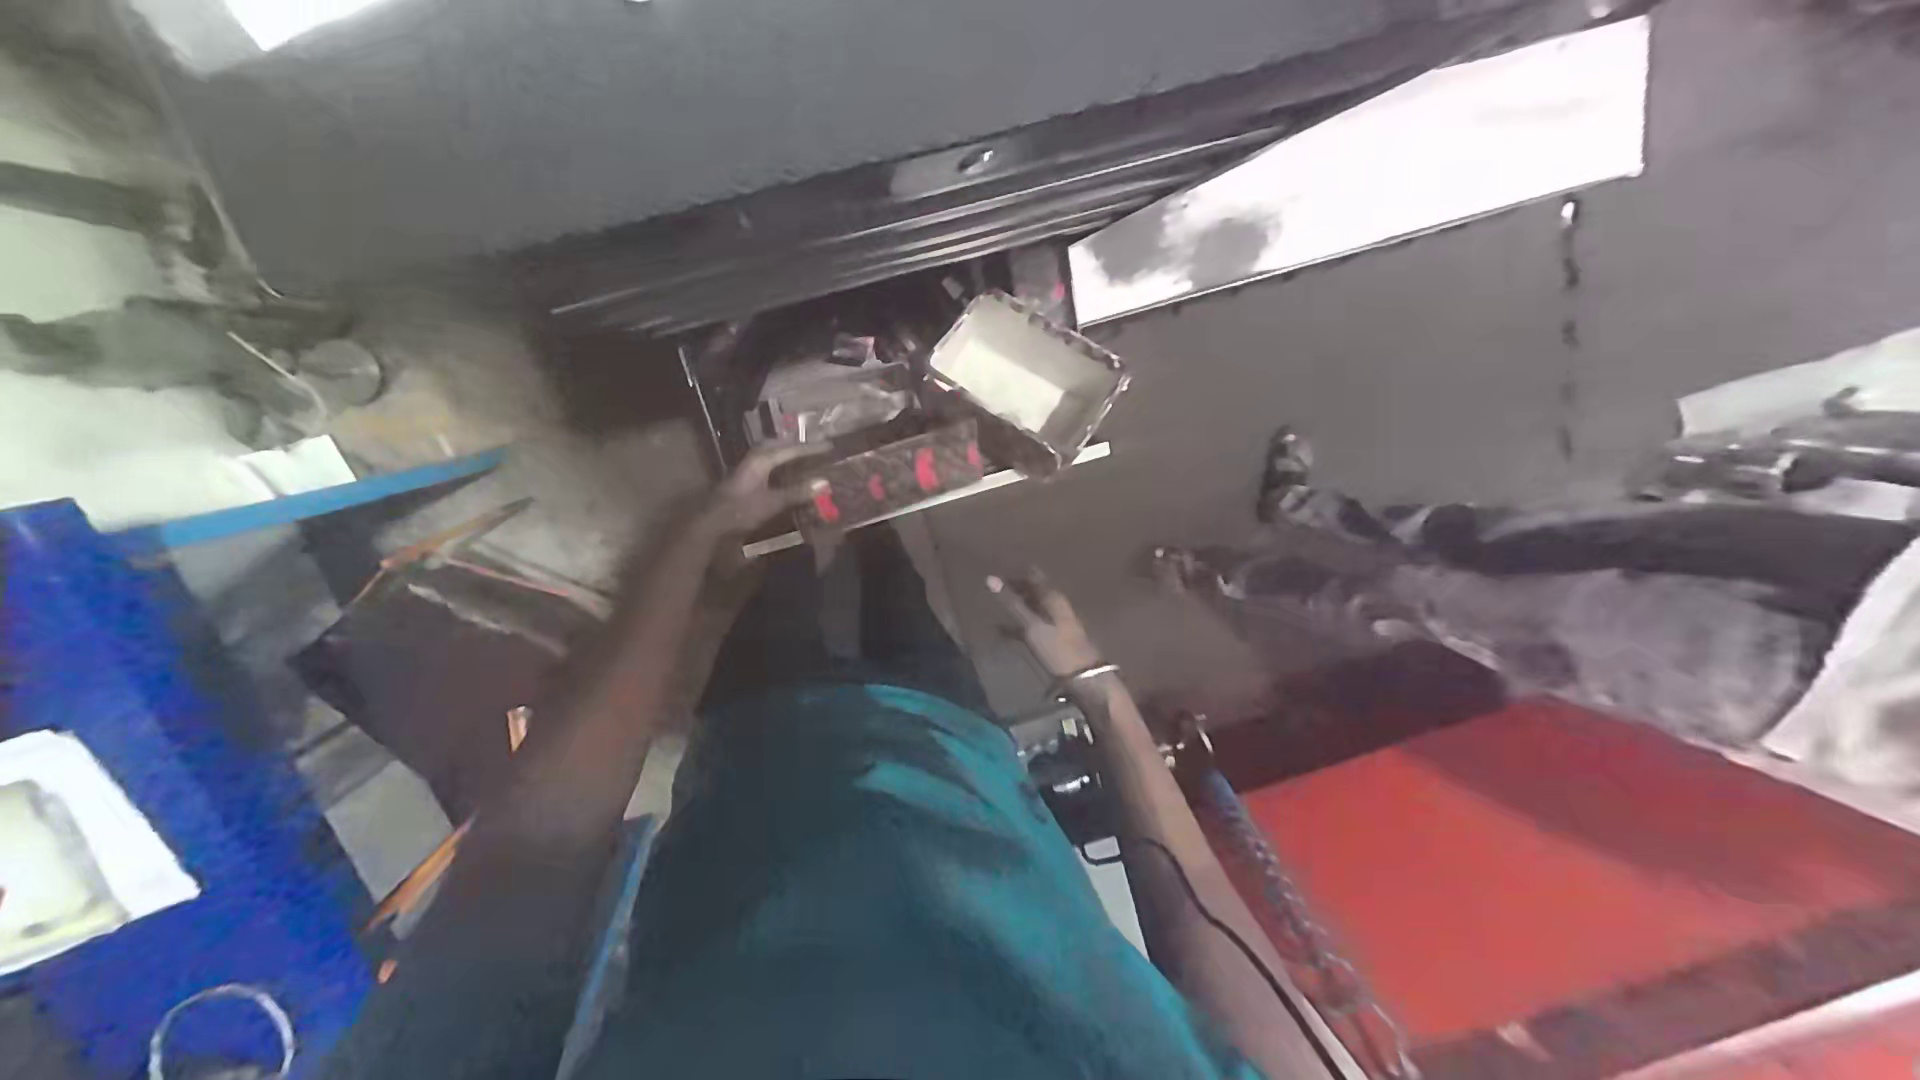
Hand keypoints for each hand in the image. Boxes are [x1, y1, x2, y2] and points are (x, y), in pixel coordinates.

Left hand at [696, 442, 827, 538]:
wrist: (711, 526)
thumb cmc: (741, 511)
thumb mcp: (772, 502)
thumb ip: (797, 492)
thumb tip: (825, 482)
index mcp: (761, 460)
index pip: (791, 449)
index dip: (811, 448)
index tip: (830, 446)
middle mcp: (754, 460)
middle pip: (778, 446)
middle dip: (797, 445)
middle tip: (816, 446)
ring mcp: (748, 470)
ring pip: (771, 455)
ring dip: (788, 454)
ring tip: (805, 456)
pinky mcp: (746, 482)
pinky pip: (768, 466)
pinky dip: (781, 466)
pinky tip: (788, 474)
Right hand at [988, 569, 1103, 678]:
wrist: (1083, 676)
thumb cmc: (1058, 648)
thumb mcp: (1032, 625)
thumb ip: (1012, 603)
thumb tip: (991, 578)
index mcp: (1053, 596)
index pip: (1033, 574)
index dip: (1016, 570)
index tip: (997, 566)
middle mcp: (1055, 604)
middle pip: (1032, 590)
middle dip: (1014, 586)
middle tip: (991, 583)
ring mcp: (1054, 621)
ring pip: (1031, 606)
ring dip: (1015, 604)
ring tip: (993, 601)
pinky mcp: (1051, 637)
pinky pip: (1030, 624)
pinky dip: (1017, 624)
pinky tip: (1001, 629)